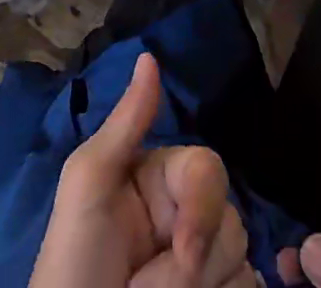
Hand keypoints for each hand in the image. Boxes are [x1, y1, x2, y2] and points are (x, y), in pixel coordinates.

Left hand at [32, 53, 259, 287]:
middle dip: (199, 259)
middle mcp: (187, 216)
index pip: (210, 169)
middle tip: (152, 287)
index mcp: (162, 180)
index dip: (203, 209)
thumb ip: (126, 122)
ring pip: (243, 260)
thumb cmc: (75, 259)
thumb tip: (150, 55)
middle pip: (232, 219)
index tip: (182, 249)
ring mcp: (203, 262)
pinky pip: (246, 287)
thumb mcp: (89, 182)